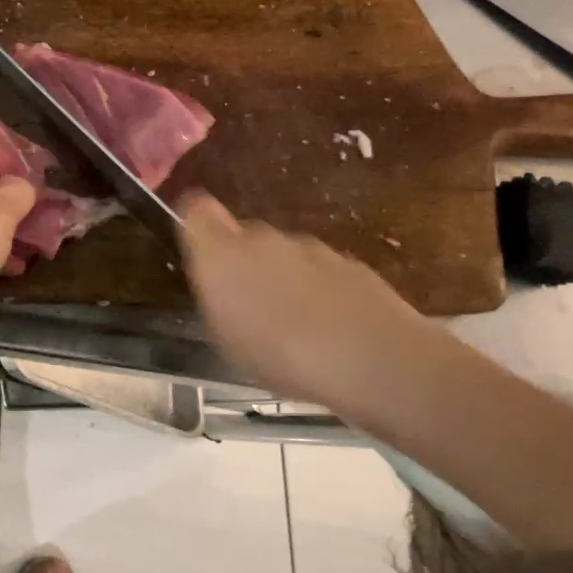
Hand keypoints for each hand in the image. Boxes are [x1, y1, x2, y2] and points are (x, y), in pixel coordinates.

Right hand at [178, 192, 432, 406]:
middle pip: (243, 236)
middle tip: (248, 304)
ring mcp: (310, 249)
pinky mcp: (352, 266)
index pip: (196, 210)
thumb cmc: (280, 355)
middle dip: (243, 261)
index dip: (195, 224)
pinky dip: (321, 292)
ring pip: (284, 255)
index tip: (198, 250)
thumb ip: (215, 296)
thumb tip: (218, 281)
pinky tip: (331, 331)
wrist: (377, 362)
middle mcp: (261, 239)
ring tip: (294, 326)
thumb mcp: (224, 335)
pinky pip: (322, 273)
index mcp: (220, 252)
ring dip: (284, 279)